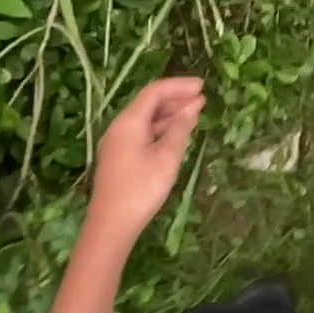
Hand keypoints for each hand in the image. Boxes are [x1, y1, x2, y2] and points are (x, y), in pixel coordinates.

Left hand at [87, 78, 205, 243]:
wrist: (111, 227)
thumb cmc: (141, 189)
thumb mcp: (166, 157)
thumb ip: (180, 128)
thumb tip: (192, 107)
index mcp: (129, 121)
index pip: (155, 92)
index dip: (179, 85)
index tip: (202, 86)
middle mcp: (120, 126)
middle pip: (149, 102)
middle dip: (176, 97)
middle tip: (202, 98)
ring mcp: (118, 142)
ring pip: (146, 118)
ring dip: (170, 113)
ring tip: (195, 112)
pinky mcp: (120, 157)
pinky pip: (143, 131)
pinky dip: (162, 127)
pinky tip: (177, 133)